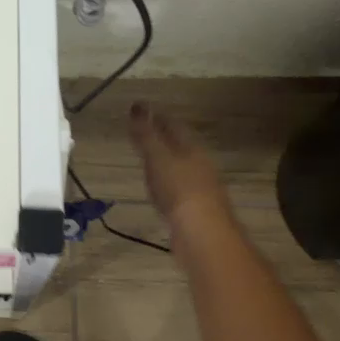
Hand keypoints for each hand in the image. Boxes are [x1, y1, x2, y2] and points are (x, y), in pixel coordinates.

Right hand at [129, 102, 233, 227]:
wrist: (202, 234)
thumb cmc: (179, 189)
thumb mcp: (157, 157)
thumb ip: (146, 134)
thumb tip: (136, 106)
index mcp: (192, 148)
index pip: (174, 125)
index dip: (157, 116)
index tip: (140, 109)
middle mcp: (199, 164)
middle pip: (179, 145)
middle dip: (162, 138)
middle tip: (142, 132)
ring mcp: (199, 188)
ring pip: (179, 167)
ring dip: (164, 161)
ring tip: (147, 159)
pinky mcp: (194, 209)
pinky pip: (176, 189)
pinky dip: (165, 183)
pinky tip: (158, 190)